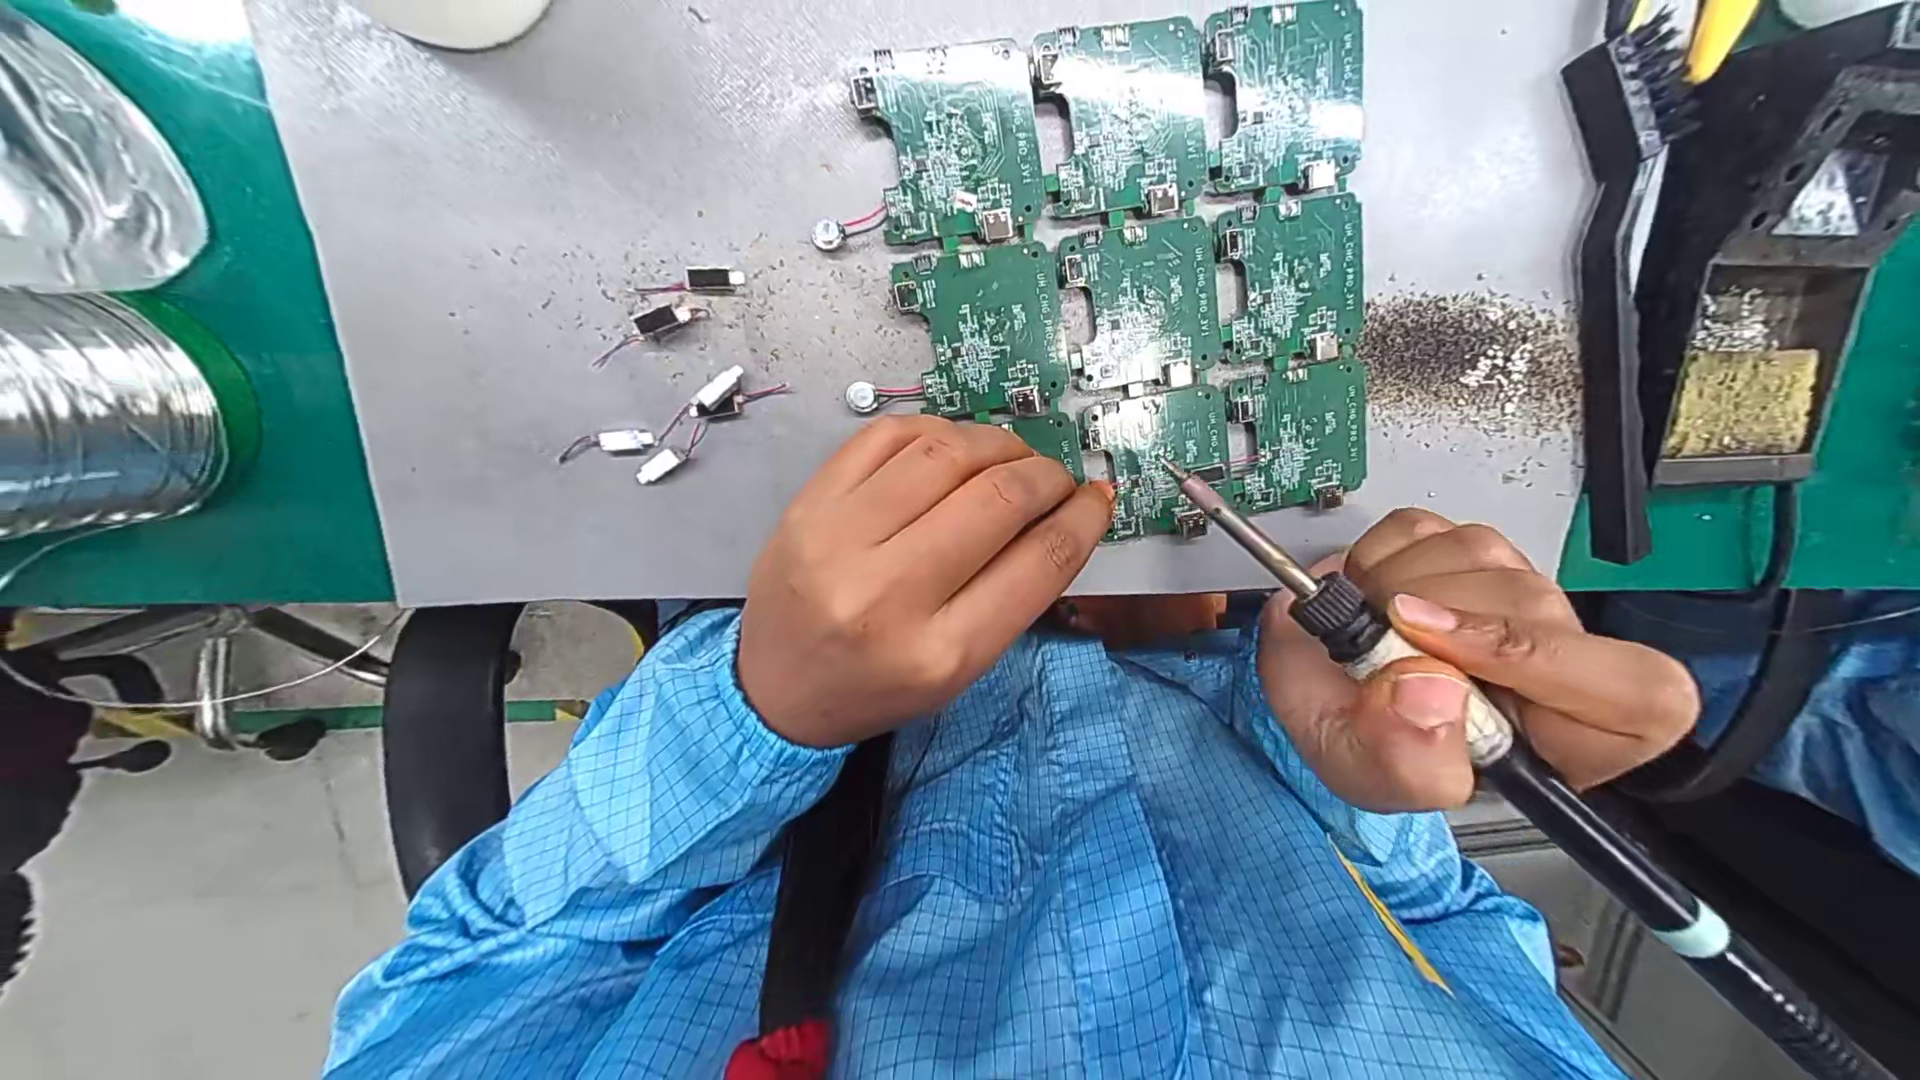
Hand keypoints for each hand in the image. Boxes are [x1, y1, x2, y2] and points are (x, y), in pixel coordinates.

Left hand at [739, 415, 1114, 747]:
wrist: (775, 690)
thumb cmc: (876, 687)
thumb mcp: (959, 667)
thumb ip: (1014, 594)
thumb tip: (1062, 514)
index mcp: (941, 653)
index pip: (1039, 562)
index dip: (1083, 519)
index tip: (1095, 499)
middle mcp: (888, 594)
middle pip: (998, 499)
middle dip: (1046, 476)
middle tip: (1053, 479)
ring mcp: (839, 540)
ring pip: (946, 453)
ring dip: (998, 443)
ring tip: (1010, 457)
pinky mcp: (807, 505)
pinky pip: (887, 436)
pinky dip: (937, 430)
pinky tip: (952, 447)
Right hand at [1259, 509, 1698, 811]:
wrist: (1311, 697)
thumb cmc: (1359, 745)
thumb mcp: (1375, 780)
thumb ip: (1413, 760)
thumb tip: (1433, 688)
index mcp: (1572, 734)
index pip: (1627, 687)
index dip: (1532, 659)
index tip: (1432, 656)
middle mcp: (1554, 655)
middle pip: (1528, 601)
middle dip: (1425, 620)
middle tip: (1370, 650)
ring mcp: (1505, 589)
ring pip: (1475, 552)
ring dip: (1391, 585)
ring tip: (1366, 626)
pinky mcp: (1451, 550)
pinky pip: (1420, 528)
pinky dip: (1372, 556)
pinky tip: (1364, 593)